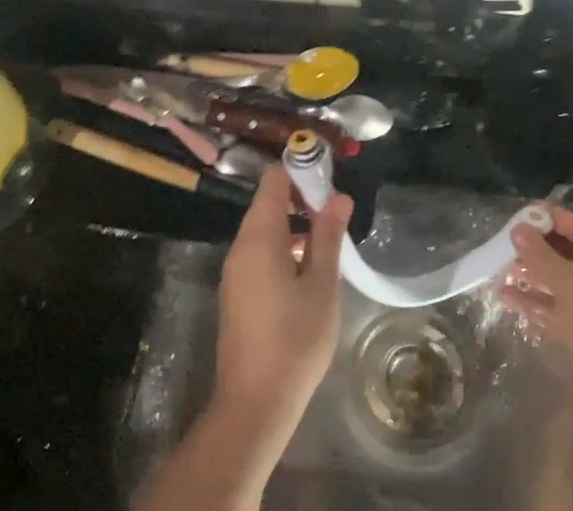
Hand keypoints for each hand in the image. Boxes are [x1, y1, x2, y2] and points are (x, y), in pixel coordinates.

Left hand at [212, 165, 351, 448]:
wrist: (255, 401)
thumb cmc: (295, 339)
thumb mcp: (322, 285)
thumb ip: (328, 237)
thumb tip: (338, 196)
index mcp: (258, 238)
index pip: (272, 182)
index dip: (299, 170)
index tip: (329, 175)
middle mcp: (240, 249)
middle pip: (267, 206)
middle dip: (301, 200)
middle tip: (337, 212)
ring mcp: (235, 273)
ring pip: (264, 233)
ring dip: (295, 228)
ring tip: (330, 241)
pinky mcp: (237, 295)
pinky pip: (260, 256)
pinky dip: (284, 250)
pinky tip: (310, 272)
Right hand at [500, 205, 572, 397]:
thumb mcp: (571, 287)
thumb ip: (542, 257)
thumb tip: (518, 230)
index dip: (558, 220)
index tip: (528, 211)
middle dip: (542, 251)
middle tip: (511, 241)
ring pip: (566, 286)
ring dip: (536, 277)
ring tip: (503, 268)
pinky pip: (562, 311)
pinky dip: (538, 303)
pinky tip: (508, 297)